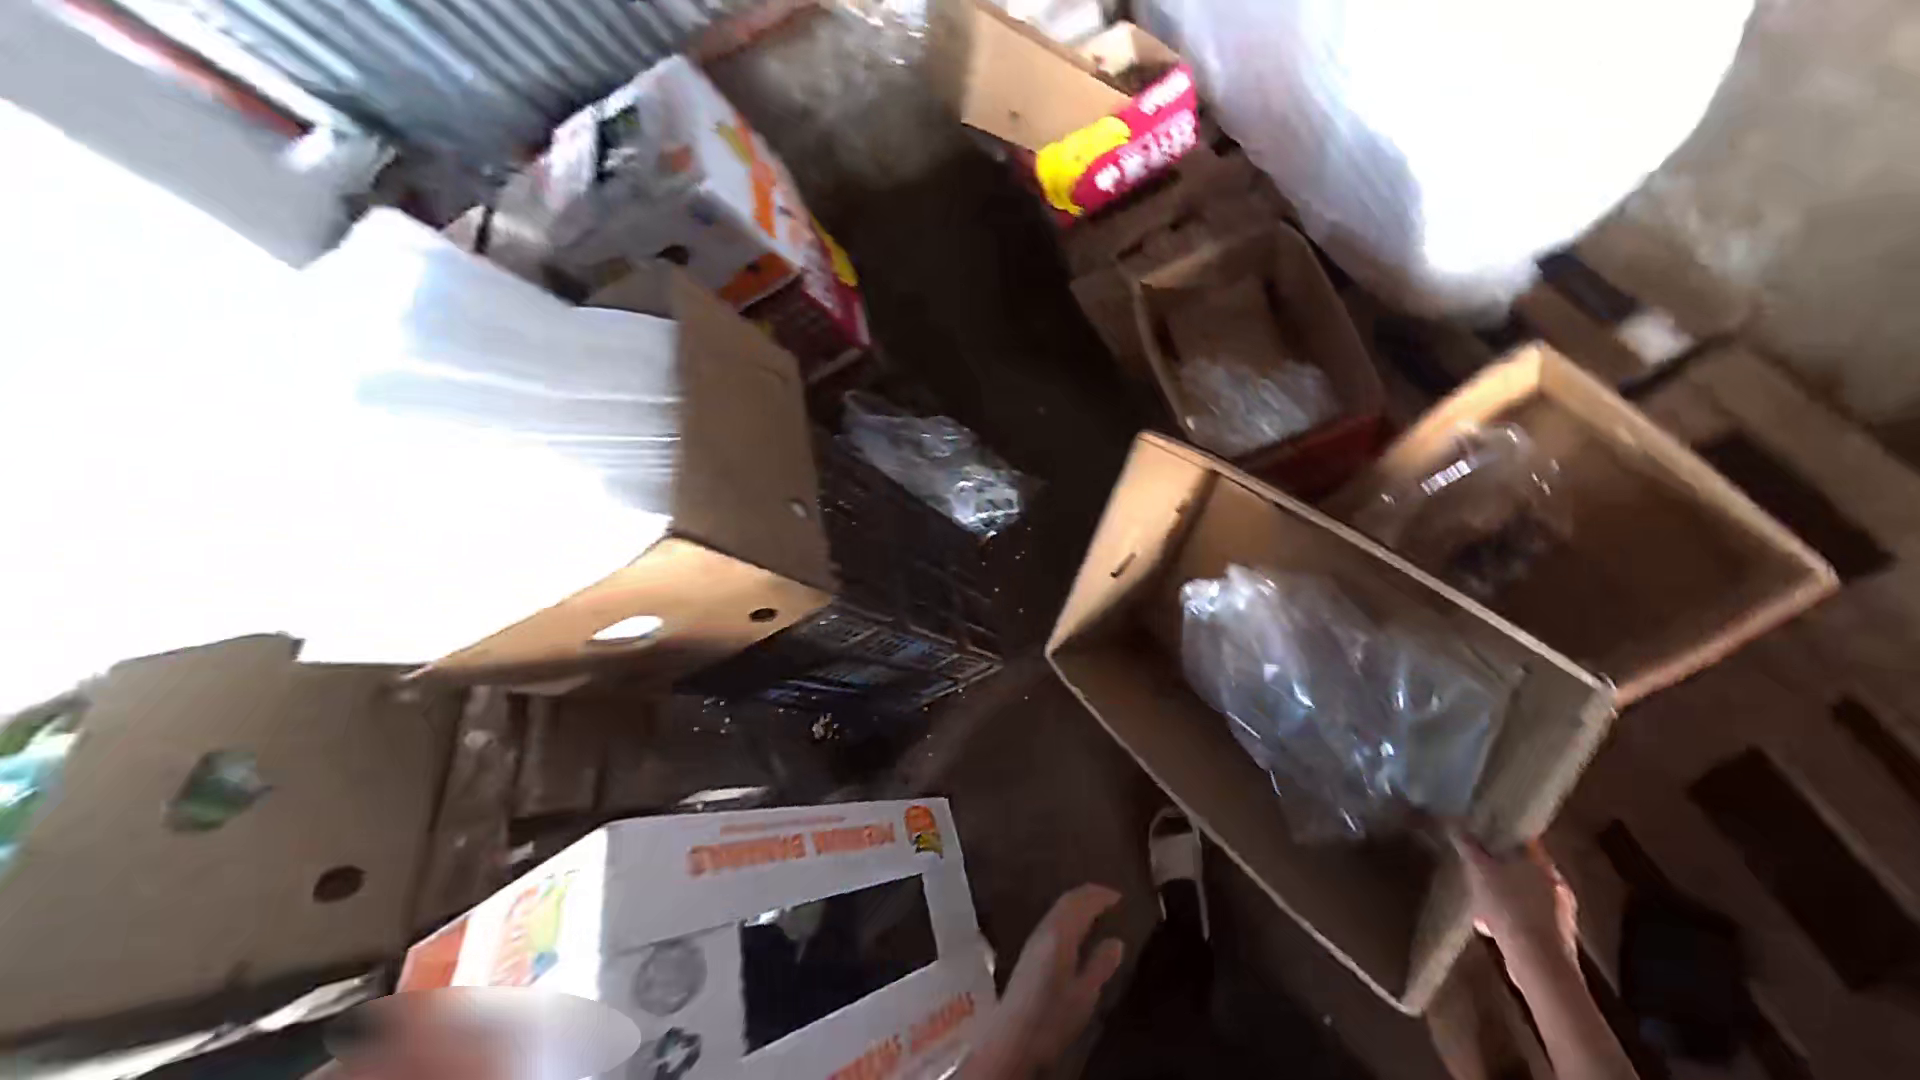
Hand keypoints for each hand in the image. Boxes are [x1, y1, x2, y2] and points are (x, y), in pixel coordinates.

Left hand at [963, 884, 1127, 1078]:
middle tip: (1109, 896)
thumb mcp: (1084, 995)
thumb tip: (1116, 940)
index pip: (1079, 902)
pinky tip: (1076, 928)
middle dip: (1088, 894)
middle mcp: (1044, 930)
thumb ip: (1100, 965)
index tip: (1119, 895)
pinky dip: (1068, 914)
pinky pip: (1053, 919)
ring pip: (1057, 909)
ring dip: (1077, 903)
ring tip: (1096, 908)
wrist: (1011, 1037)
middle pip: (1066, 901)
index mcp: (1059, 934)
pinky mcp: (1029, 952)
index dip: (1099, 895)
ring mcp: (1034, 939)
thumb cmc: (1052, 1017)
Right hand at [1452, 831, 1578, 969]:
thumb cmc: (1509, 906)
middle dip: (1499, 868)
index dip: (1503, 833)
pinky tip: (1489, 924)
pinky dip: (1510, 916)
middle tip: (1477, 867)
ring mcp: (1560, 912)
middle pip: (1523, 867)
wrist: (1537, 961)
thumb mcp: (1479, 871)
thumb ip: (1469, 847)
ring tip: (1479, 900)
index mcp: (1543, 865)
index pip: (1525, 840)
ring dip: (1503, 894)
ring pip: (1524, 893)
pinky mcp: (1556, 935)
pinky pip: (1527, 916)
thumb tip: (1458, 827)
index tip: (1484, 831)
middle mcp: (1556, 885)